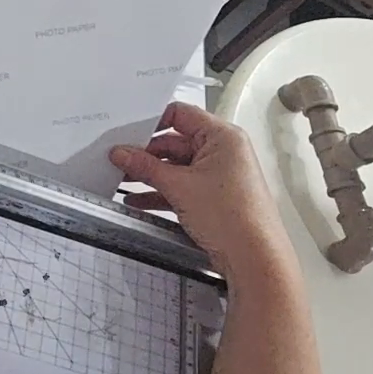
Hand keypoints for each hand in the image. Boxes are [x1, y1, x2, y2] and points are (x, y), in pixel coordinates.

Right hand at [110, 103, 289, 274]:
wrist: (254, 258)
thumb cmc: (234, 217)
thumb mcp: (178, 186)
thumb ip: (145, 167)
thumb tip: (122, 153)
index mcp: (222, 137)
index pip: (180, 115)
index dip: (152, 122)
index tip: (127, 132)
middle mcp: (223, 152)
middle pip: (174, 142)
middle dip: (145, 153)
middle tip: (119, 160)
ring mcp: (217, 174)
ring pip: (175, 166)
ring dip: (149, 174)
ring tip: (121, 179)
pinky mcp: (211, 195)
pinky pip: (180, 185)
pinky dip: (159, 191)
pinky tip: (137, 199)